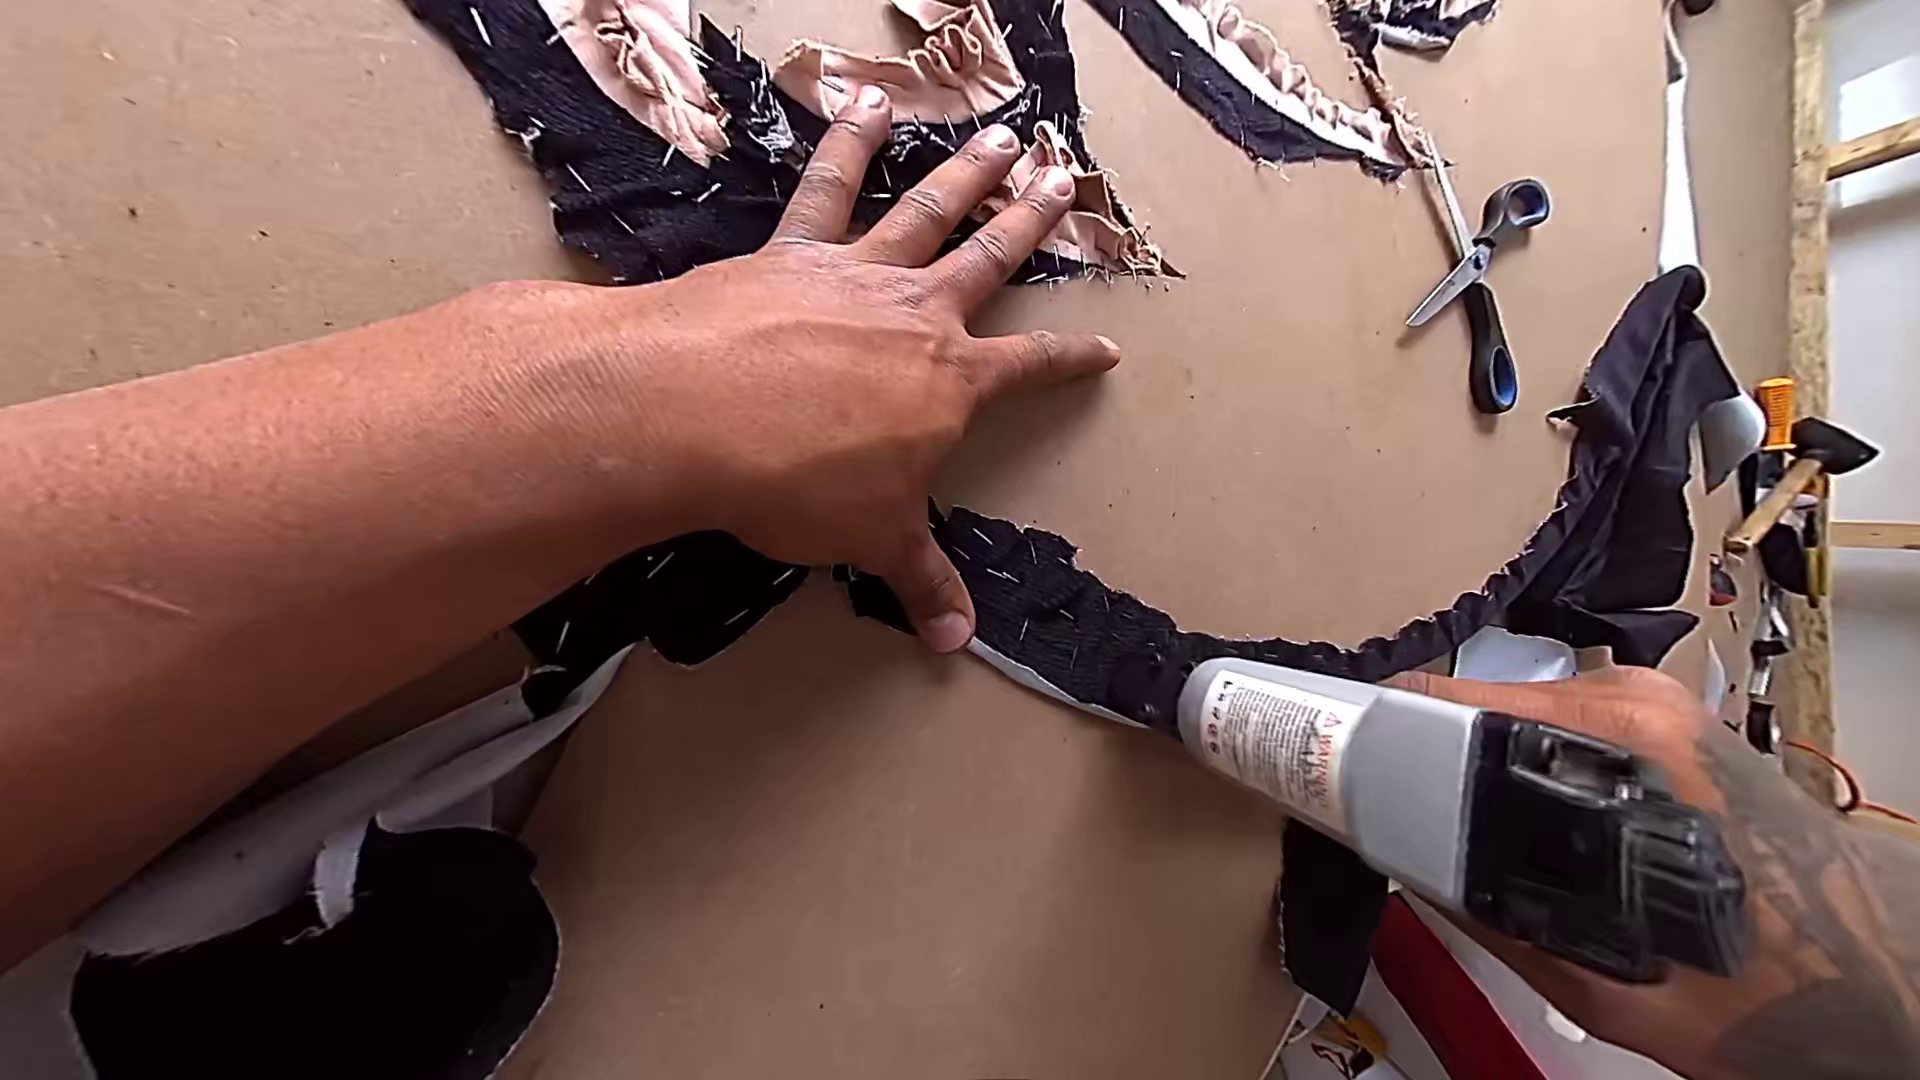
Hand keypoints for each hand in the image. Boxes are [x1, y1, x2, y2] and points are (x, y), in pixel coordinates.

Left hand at [544, 86, 1116, 652]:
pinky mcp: (792, 254)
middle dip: (1031, 220)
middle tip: (1063, 174)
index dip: (1073, 360)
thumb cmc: (801, 482)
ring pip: (926, 210)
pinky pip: (826, 187)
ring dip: (966, 170)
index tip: (1106, 345)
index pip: (1033, 369)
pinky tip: (862, 100)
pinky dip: (846, 140)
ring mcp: (857, 275)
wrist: (698, 417)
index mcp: (951, 382)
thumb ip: (922, 583)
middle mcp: (917, 315)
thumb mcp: (874, 539)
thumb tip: (956, 644)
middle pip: (990, 258)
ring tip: (999, 133)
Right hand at [1391, 667, 1919, 1079]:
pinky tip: (1502, 782)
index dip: (1372, 722)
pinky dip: (1502, 738)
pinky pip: (1542, 709)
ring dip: (1455, 736)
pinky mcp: (1659, 709)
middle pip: (1460, 694)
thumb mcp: (1588, 970)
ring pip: (1497, 698)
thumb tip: (1380, 848)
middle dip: (1408, 732)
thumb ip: (1472, 905)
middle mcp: (1624, 698)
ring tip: (1430, 780)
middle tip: (1372, 772)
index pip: (1437, 700)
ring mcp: (1646, 698)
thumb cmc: (1758, 989)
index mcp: (1607, 737)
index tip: (1332, 743)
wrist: (1899, 998)